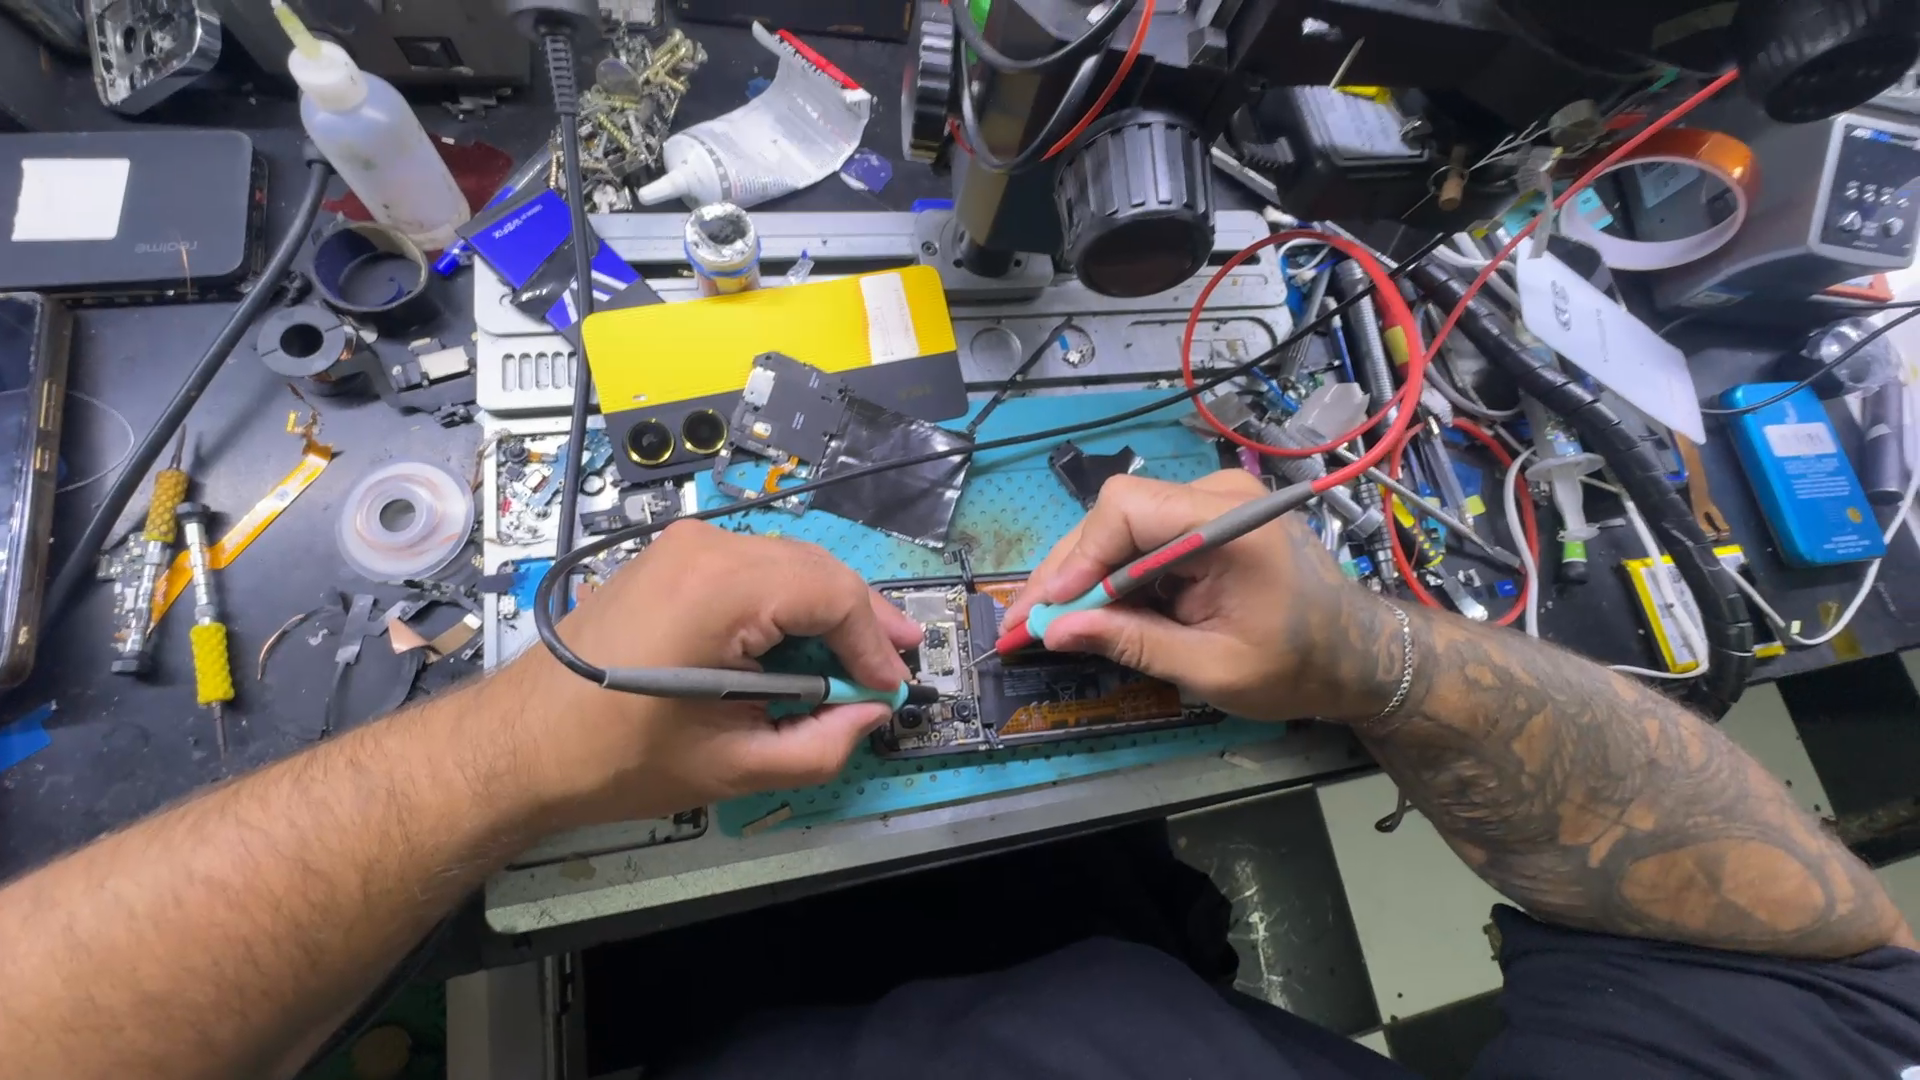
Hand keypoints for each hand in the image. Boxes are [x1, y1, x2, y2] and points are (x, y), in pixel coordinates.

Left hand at [502, 521, 921, 825]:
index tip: (892, 685)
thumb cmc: (615, 758)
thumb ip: (819, 744)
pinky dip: (791, 602)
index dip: (873, 642)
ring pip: (793, 564)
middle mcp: (708, 546)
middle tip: (899, 655)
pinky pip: (758, 568)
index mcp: (721, 588)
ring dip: (831, 608)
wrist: (516, 742)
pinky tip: (807, 636)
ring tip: (863, 649)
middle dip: (863, 618)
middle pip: (819, 570)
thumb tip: (871, 712)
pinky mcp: (676, 557)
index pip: (833, 594)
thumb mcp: (730, 767)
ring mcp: (687, 544)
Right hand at [1003, 470, 1398, 722]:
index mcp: (1230, 524)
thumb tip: (1056, 631)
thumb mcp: (1212, 668)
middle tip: (1021, 622)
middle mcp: (1214, 496)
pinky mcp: (1196, 523)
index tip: (1048, 608)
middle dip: (1064, 572)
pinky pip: (1134, 542)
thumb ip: (1133, 643)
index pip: (1128, 510)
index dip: (1079, 557)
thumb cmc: (1297, 666)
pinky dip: (1104, 577)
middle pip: (1112, 517)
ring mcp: (1205, 505)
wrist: (1354, 653)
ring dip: (1076, 576)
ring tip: (1040, 621)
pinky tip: (1078, 609)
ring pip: (1115, 529)